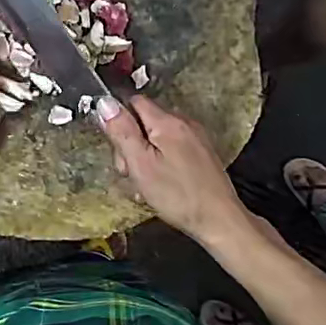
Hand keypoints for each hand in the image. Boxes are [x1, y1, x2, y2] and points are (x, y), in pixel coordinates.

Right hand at [93, 95, 245, 241]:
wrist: (221, 222)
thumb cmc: (177, 195)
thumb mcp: (140, 164)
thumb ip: (122, 131)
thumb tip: (104, 102)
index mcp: (168, 122)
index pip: (133, 101)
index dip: (118, 120)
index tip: (118, 147)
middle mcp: (184, 123)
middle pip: (144, 120)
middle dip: (131, 142)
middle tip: (131, 170)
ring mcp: (195, 138)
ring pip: (156, 135)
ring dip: (144, 154)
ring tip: (146, 181)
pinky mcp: (201, 153)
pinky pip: (170, 146)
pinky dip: (160, 160)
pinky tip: (161, 182)